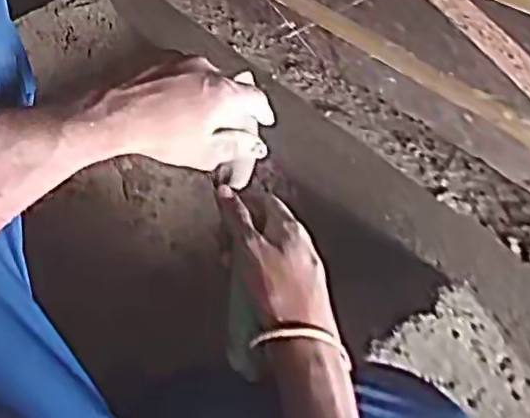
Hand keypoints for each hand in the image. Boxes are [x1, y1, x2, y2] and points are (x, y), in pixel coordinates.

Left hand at [85, 56, 273, 182]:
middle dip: (233, 107)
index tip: (263, 120)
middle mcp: (205, 68)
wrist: (115, 114)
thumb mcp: (207, 153)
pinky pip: (182, 72)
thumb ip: (237, 145)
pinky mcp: (158, 58)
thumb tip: (254, 143)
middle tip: (229, 128)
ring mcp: (180, 60)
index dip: (262, 112)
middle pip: (231, 87)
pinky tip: (175, 105)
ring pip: (205, 78)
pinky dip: (186, 86)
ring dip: (208, 95)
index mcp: (223, 91)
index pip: (256, 98)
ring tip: (198, 119)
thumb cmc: (159, 135)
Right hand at [218, 187, 338, 335]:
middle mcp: (303, 241)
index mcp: (291, 226)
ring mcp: (307, 265)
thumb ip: (236, 216)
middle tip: (222, 241)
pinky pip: (278, 264)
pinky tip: (249, 278)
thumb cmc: (273, 287)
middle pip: (266, 221)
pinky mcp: (306, 287)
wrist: (302, 339)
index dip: (242, 200)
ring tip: (230, 263)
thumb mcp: (247, 246)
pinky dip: (260, 264)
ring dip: (247, 248)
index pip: (264, 198)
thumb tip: (224, 190)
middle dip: (241, 228)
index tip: (223, 210)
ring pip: (271, 244)